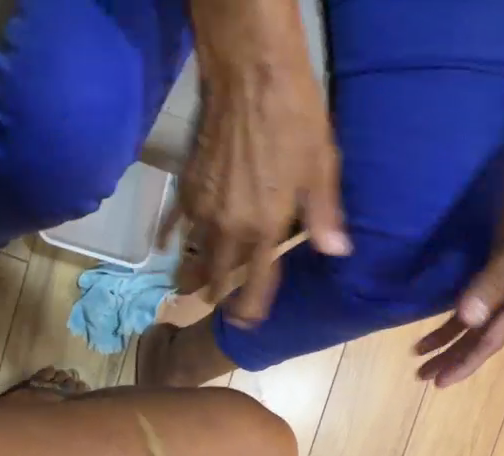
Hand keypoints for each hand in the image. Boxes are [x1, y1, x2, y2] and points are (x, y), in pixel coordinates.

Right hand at [175, 0, 347, 324]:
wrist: (250, 82)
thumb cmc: (296, 121)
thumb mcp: (322, 167)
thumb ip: (324, 215)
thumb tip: (336, 252)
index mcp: (265, 230)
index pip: (256, 283)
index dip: (252, 308)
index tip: (247, 325)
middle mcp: (229, 230)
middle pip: (218, 276)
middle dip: (217, 296)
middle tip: (216, 307)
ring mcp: (202, 213)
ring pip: (192, 257)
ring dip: (190, 275)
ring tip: (187, 288)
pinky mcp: (185, 192)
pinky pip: (174, 226)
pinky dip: (171, 239)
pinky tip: (167, 247)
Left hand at [415, 84, 503, 386]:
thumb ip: (494, 280)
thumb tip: (467, 321)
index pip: (493, 336)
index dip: (466, 360)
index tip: (437, 383)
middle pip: (481, 331)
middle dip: (452, 354)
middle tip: (420, 374)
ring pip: (474, 312)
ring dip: (448, 332)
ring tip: (418, 352)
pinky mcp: (497, 245)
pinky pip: (471, 286)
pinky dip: (452, 303)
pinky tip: (433, 312)